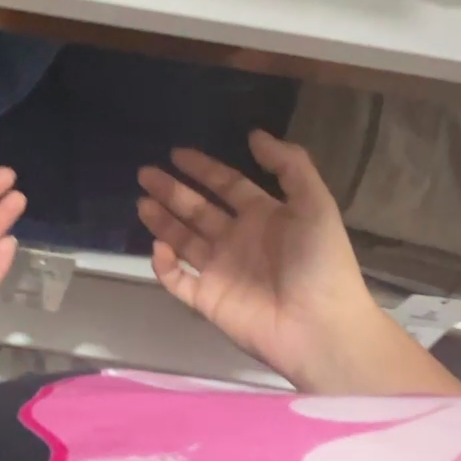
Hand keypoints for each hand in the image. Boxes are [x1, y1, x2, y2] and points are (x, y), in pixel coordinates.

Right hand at [137, 130, 382, 390]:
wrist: (319, 326)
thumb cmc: (320, 263)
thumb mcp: (315, 204)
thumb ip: (289, 165)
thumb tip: (254, 134)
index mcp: (265, 217)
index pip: (228, 186)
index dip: (203, 169)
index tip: (176, 154)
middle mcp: (238, 240)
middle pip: (198, 210)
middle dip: (171, 191)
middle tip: (144, 173)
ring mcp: (220, 271)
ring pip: (182, 240)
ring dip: (162, 221)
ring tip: (141, 202)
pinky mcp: (207, 299)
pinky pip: (177, 280)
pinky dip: (164, 265)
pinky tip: (158, 247)